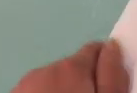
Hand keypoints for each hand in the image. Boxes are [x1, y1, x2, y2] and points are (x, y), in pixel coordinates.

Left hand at [12, 41, 128, 92]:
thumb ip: (113, 77)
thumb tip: (113, 47)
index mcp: (72, 67)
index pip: (94, 50)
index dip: (104, 69)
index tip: (106, 90)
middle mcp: (45, 70)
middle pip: (70, 69)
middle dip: (79, 86)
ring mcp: (23, 87)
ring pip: (49, 84)